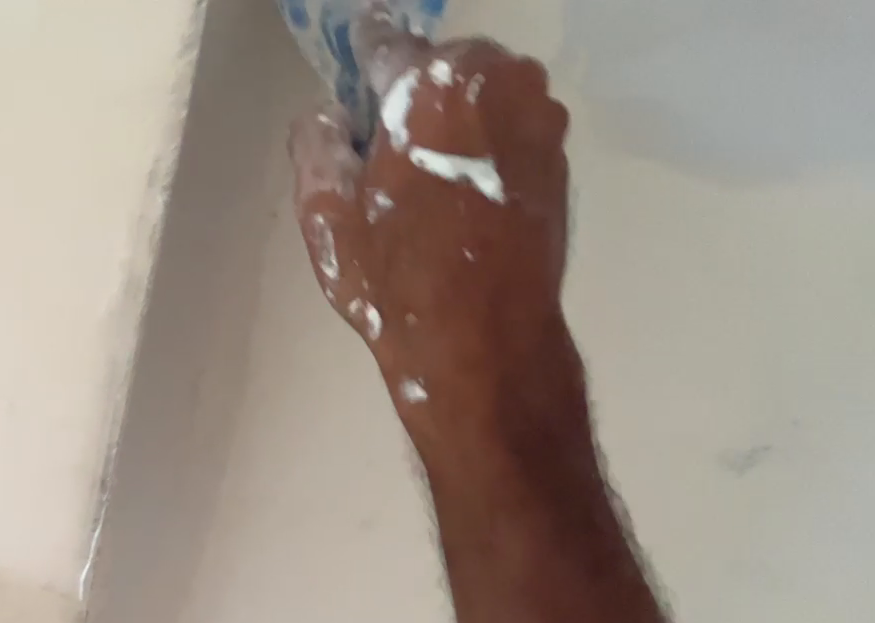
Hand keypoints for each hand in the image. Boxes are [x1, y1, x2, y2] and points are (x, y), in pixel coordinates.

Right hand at [288, 8, 581, 469]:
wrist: (479, 334)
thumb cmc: (391, 278)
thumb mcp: (325, 220)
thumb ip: (316, 150)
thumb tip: (324, 116)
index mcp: (430, 88)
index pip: (387, 46)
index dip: (364, 44)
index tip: (355, 36)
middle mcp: (497, 80)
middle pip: (441, 67)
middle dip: (410, 93)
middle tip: (380, 144)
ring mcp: (538, 114)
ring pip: (480, 93)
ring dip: (448, 117)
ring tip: (420, 176)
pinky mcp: (557, 152)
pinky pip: (507, 126)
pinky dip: (480, 142)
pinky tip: (456, 194)